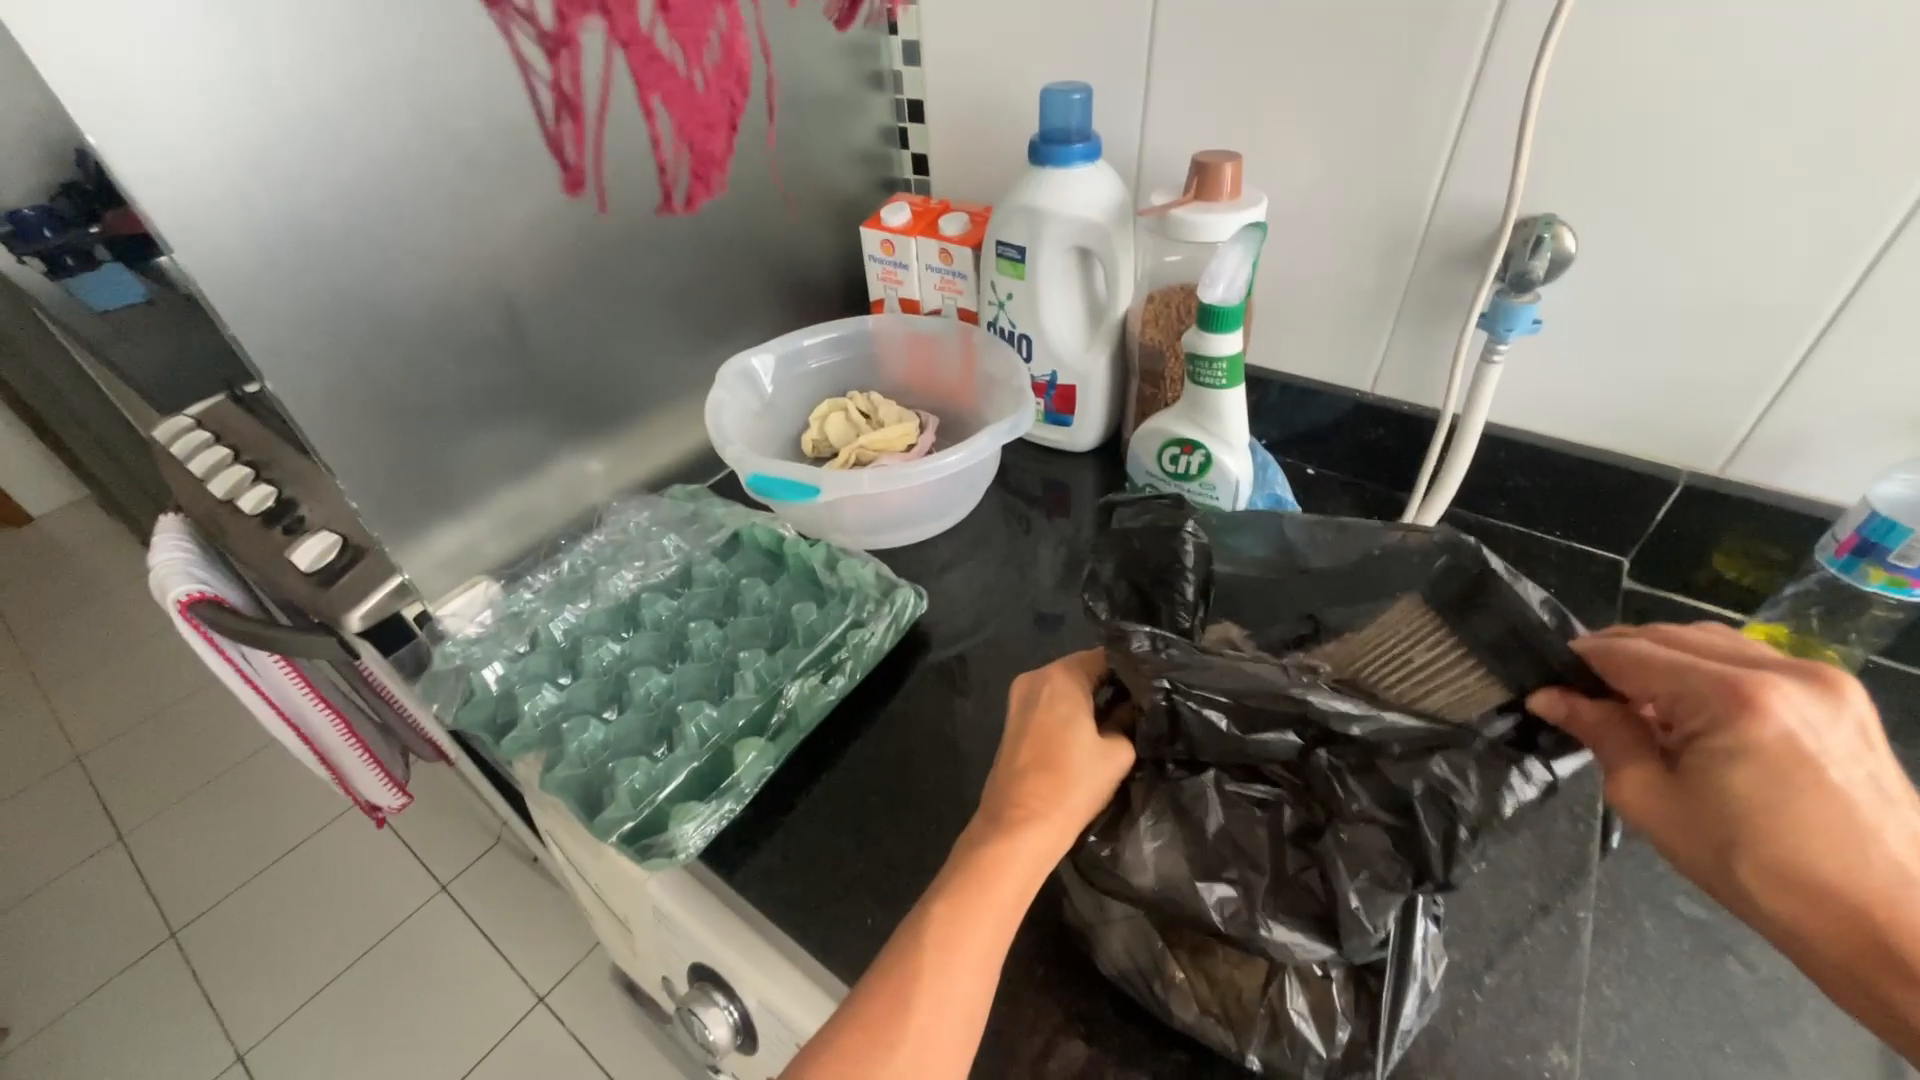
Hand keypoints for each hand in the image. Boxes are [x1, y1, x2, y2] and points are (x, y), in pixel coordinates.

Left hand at [975, 649, 1134, 851]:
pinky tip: (1091, 732)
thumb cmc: (1071, 785)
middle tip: (1142, 703)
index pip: (1104, 657)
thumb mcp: (1117, 753)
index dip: (1132, 670)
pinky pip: (1048, 705)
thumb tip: (1132, 711)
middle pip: (1081, 670)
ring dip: (1088, 700)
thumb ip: (1128, 722)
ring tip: (1121, 718)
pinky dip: (1068, 712)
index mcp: (1060, 676)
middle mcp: (1035, 677)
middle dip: (1109, 685)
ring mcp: (1018, 699)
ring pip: (1063, 689)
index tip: (1154, 684)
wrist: (1018, 826)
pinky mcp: (1012, 721)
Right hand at [1528, 622, 1919, 1056]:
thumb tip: (1550, 697)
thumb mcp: (1650, 798)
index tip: (1546, 685)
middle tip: (1584, 698)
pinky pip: (1752, 661)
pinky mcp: (1843, 698)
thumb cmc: (1752, 867)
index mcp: (1731, 696)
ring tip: (1639, 707)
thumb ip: (1600, 732)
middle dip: (1617, 659)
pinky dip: (1707, 672)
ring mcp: (1823, 680)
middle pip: (1668, 636)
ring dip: (1662, 661)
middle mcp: (1782, 670)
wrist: (1885, 921)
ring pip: (1710, 641)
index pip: (1626, 652)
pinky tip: (1693, 714)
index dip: (1577, 663)